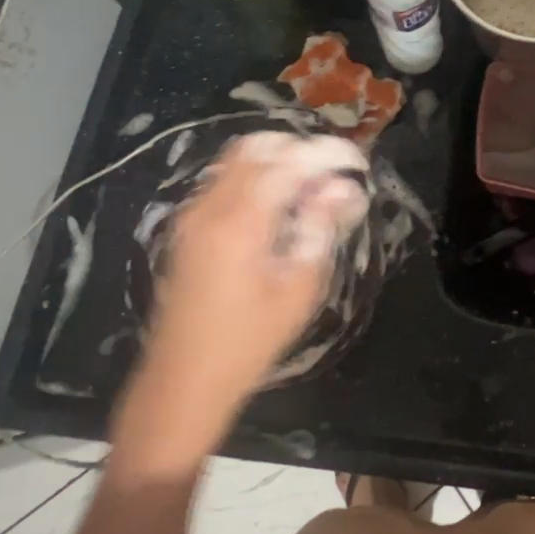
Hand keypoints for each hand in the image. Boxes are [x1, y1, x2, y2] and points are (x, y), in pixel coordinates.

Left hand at [113, 131, 368, 470]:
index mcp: (240, 225)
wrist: (180, 384)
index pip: (288, 164)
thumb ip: (319, 231)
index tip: (355, 161)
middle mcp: (209, 209)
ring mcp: (191, 217)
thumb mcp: (296, 292)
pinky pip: (222, 181)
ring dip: (276, 161)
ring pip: (236, 161)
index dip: (325, 154)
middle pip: (256, 149)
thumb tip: (343, 190)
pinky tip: (279, 205)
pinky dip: (254, 177)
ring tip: (311, 186)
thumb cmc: (246, 345)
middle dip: (299, 151)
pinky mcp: (185, 229)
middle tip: (333, 172)